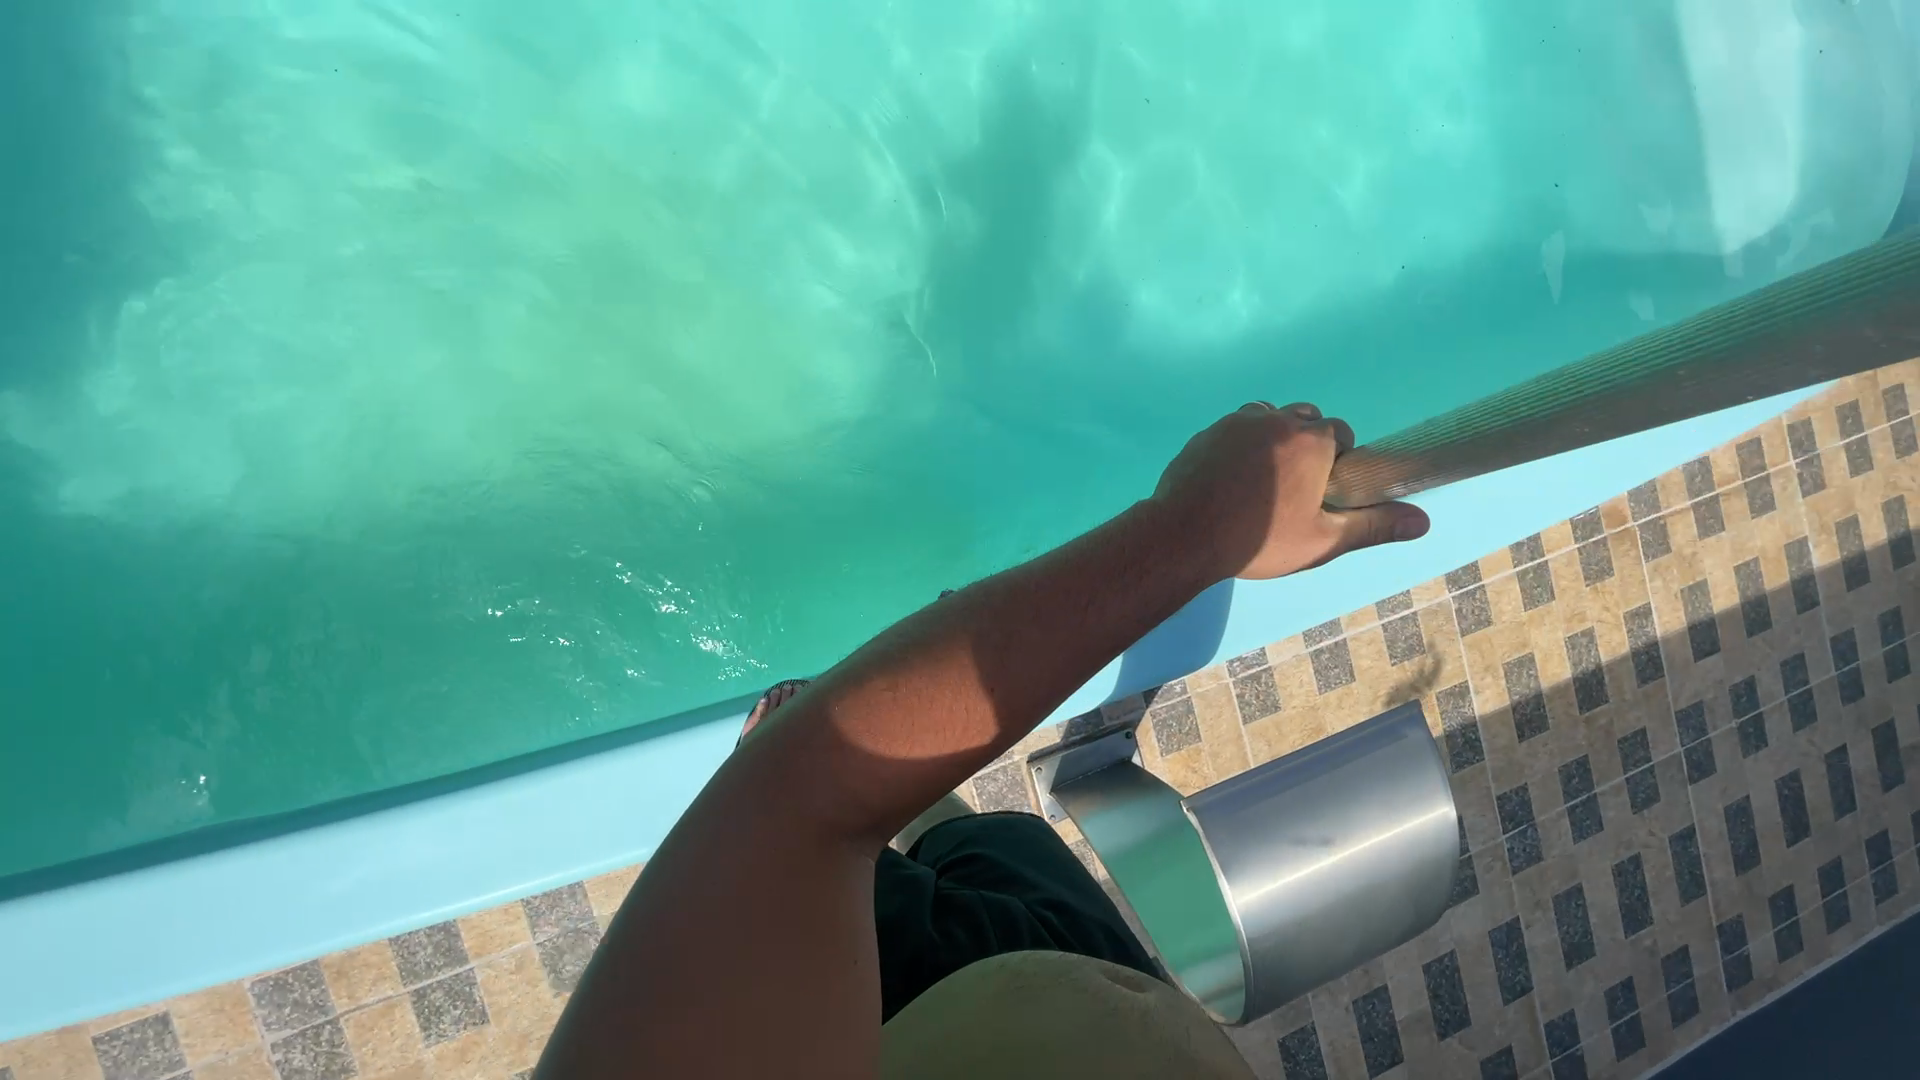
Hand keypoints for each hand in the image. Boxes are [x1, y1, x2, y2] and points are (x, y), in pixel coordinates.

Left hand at [1150, 402, 1428, 580]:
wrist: (1184, 536)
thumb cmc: (1259, 539)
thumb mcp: (1322, 540)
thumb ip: (1373, 525)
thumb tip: (1423, 521)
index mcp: (1311, 440)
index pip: (1340, 433)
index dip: (1337, 459)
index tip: (1322, 489)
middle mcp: (1274, 420)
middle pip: (1303, 418)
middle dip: (1306, 443)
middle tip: (1292, 485)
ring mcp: (1233, 424)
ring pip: (1265, 419)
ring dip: (1271, 438)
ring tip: (1262, 480)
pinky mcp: (1204, 434)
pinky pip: (1231, 430)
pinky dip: (1238, 445)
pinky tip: (1229, 478)